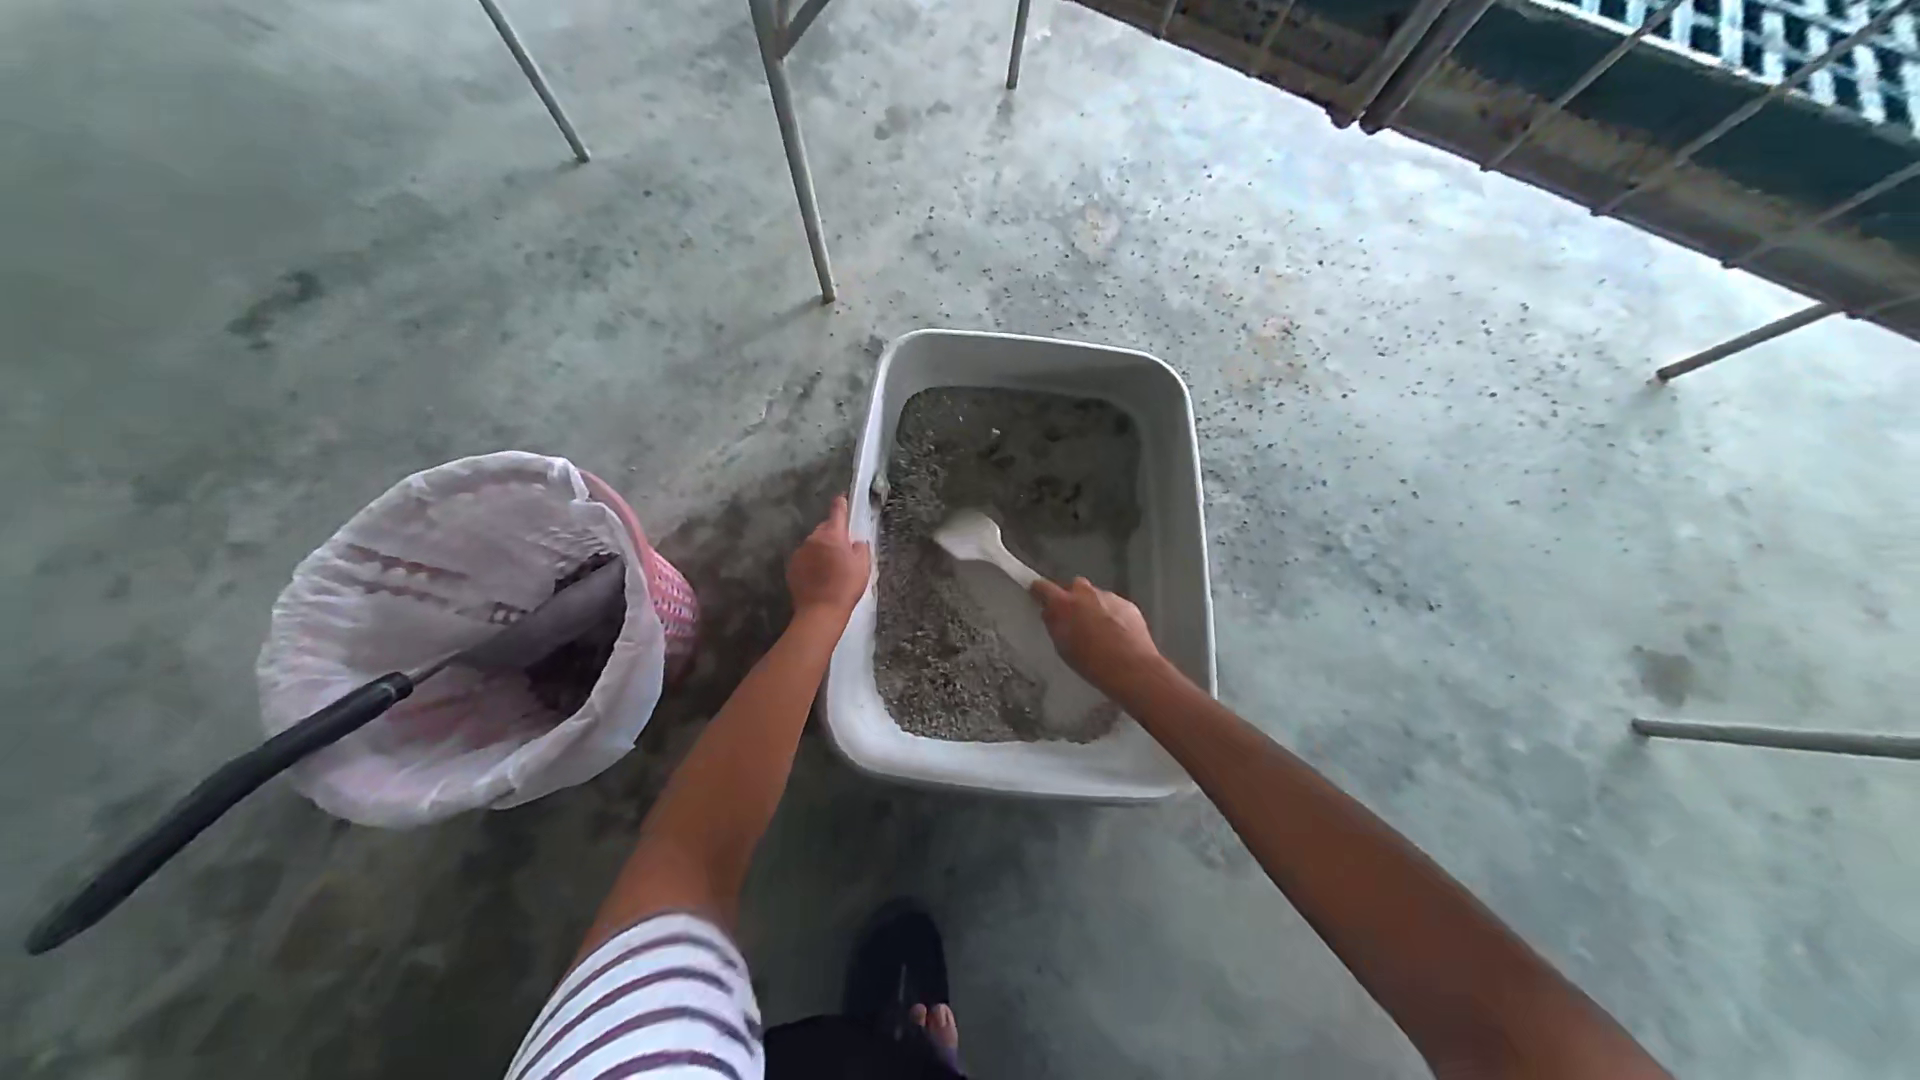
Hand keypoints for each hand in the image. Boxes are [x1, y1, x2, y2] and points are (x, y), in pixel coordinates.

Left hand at [787, 495, 871, 618]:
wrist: (820, 611)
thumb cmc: (846, 587)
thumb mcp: (863, 566)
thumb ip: (860, 547)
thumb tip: (854, 542)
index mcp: (832, 535)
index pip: (837, 511)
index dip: (841, 504)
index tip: (843, 499)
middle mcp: (813, 539)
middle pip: (825, 529)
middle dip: (833, 534)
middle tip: (843, 550)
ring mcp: (800, 552)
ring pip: (814, 544)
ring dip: (822, 549)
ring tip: (831, 567)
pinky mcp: (792, 566)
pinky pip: (805, 557)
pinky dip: (812, 561)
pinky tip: (819, 576)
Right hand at [1029, 577, 1166, 695]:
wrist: (1131, 668)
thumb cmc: (1093, 662)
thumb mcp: (1062, 647)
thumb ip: (1054, 624)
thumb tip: (1051, 614)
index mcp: (1063, 604)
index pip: (1043, 587)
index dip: (1039, 591)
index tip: (1038, 594)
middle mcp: (1085, 594)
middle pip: (1074, 587)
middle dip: (1072, 599)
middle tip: (1073, 619)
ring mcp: (1108, 597)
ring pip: (1096, 596)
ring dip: (1094, 608)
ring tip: (1098, 633)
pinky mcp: (1127, 604)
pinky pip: (1114, 605)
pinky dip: (1112, 615)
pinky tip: (1116, 635)